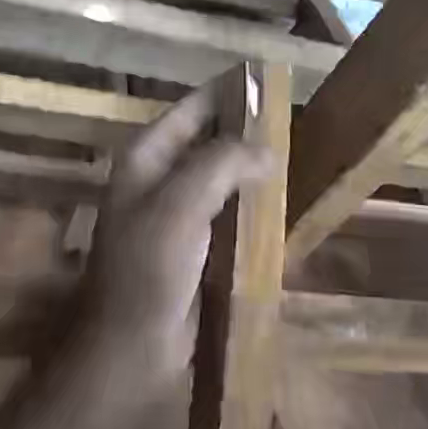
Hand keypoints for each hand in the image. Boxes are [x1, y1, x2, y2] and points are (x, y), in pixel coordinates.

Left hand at [81, 85, 271, 375]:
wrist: (131, 345)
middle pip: (209, 138)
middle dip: (246, 130)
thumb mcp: (183, 203)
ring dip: (250, 167)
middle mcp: (160, 174)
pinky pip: (226, 208)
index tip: (272, 83)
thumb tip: (265, 147)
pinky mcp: (192, 241)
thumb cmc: (150, 266)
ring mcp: (175, 209)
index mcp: (148, 154)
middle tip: (294, 122)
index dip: (229, 92)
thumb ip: (223, 162)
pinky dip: (249, 200)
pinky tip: (280, 199)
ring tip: (296, 154)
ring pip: (220, 174)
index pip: (193, 106)